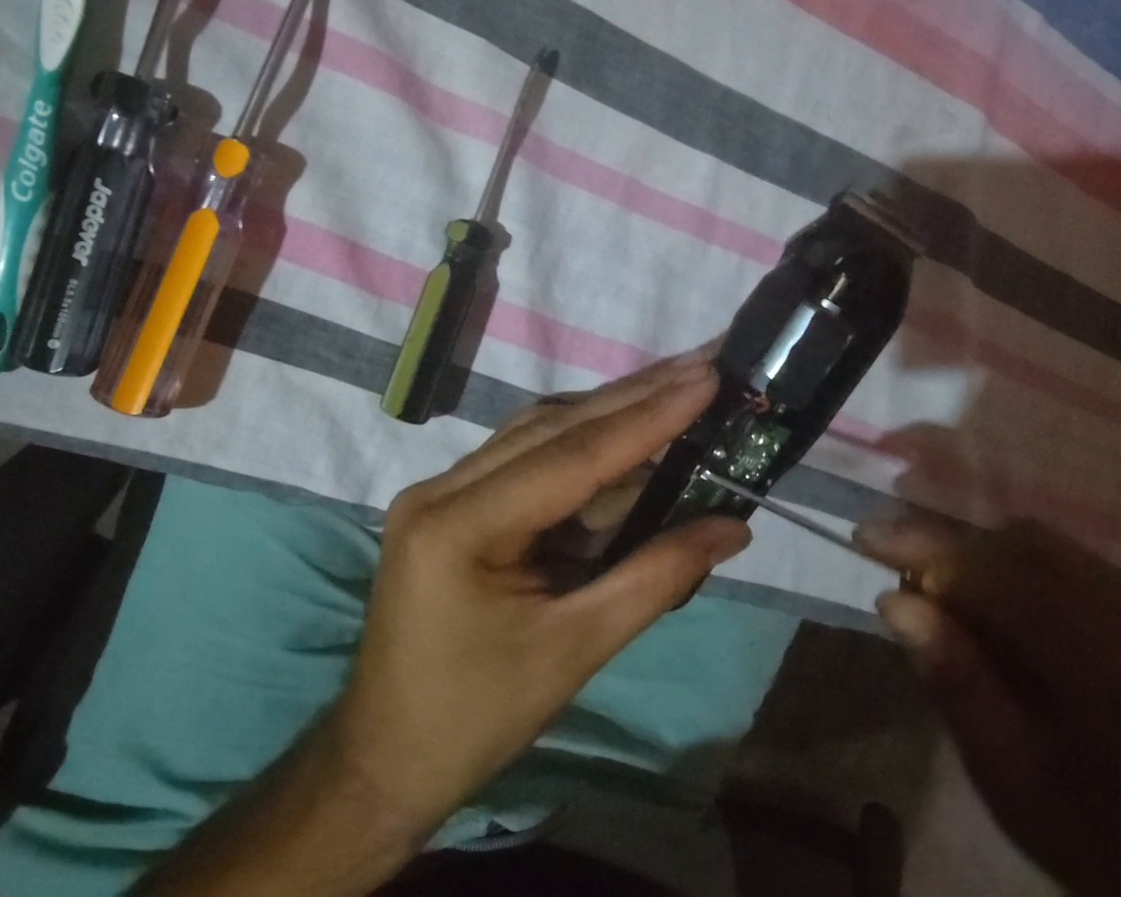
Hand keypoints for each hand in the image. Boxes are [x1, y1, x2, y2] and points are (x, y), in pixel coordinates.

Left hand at [327, 352, 750, 837]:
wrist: (387, 757)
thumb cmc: (478, 717)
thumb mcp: (576, 650)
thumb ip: (655, 578)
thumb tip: (733, 526)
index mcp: (460, 526)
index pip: (570, 457)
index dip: (646, 416)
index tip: (708, 376)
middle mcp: (440, 490)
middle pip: (550, 429)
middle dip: (633, 397)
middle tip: (703, 363)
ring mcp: (438, 495)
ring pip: (534, 437)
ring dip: (607, 416)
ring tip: (677, 388)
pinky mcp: (449, 510)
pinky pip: (522, 464)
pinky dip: (578, 451)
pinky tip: (624, 438)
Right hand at [859, 517, 1120, 896]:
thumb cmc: (1069, 826)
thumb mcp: (998, 766)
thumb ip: (954, 679)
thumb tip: (893, 601)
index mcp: (1114, 681)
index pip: (1013, 585)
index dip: (936, 555)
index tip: (871, 540)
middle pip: (1033, 551)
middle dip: (953, 546)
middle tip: (892, 555)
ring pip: (1050, 549)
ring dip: (981, 552)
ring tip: (930, 577)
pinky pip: (1070, 565)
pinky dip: (1012, 565)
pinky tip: (978, 590)